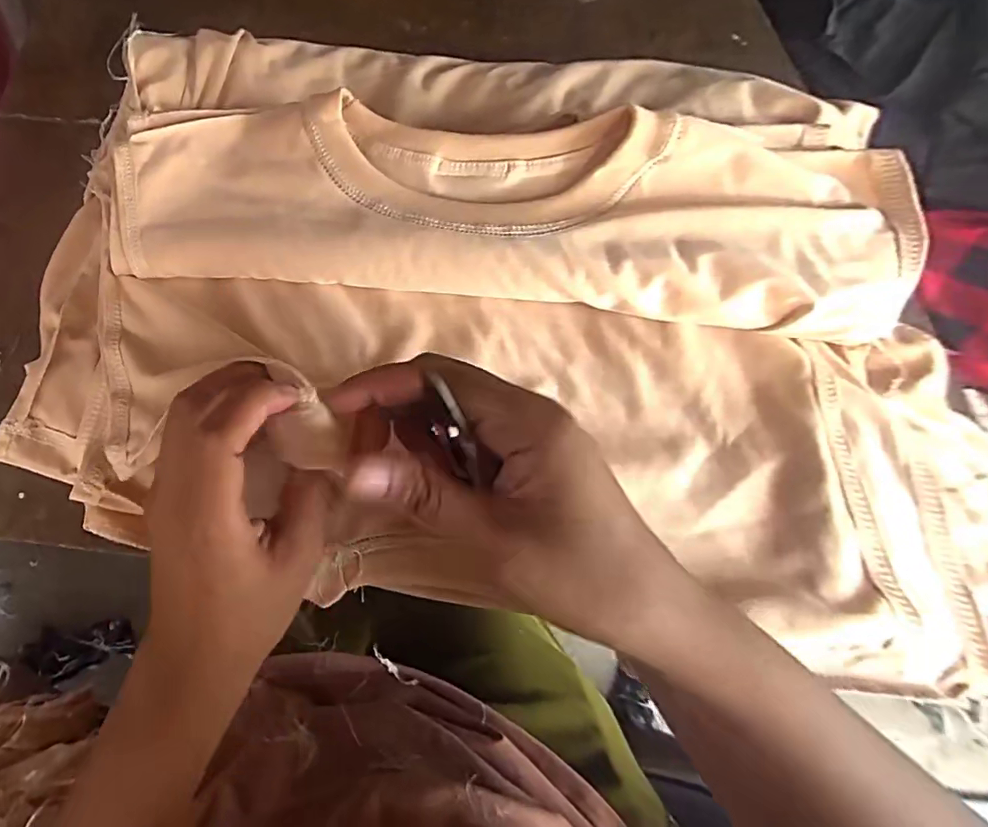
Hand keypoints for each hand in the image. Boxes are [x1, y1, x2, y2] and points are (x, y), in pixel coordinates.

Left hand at [144, 362, 332, 673]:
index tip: (296, 395)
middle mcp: (173, 487)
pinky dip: (207, 409)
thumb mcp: (295, 563)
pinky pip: (177, 431)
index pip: (219, 427)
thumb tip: (314, 454)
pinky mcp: (160, 491)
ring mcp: (160, 486)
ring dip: (219, 390)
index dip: (257, 398)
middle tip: (283, 384)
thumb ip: (308, 501)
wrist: (191, 654)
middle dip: (236, 381)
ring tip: (264, 392)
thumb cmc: (247, 618)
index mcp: (206, 507)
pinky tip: (239, 420)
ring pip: (179, 413)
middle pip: (192, 407)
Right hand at [324, 354, 694, 650]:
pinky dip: (436, 449)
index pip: (435, 375)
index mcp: (526, 420)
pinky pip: (466, 430)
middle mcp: (528, 410)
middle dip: (391, 410)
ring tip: (401, 477)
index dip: (379, 385)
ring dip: (413, 433)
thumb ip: (421, 495)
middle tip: (360, 454)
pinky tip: (435, 485)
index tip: (335, 409)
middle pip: (438, 384)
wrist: (652, 612)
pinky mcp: (528, 448)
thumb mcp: (491, 539)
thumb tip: (348, 469)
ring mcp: (530, 427)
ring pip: (448, 406)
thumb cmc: (578, 576)